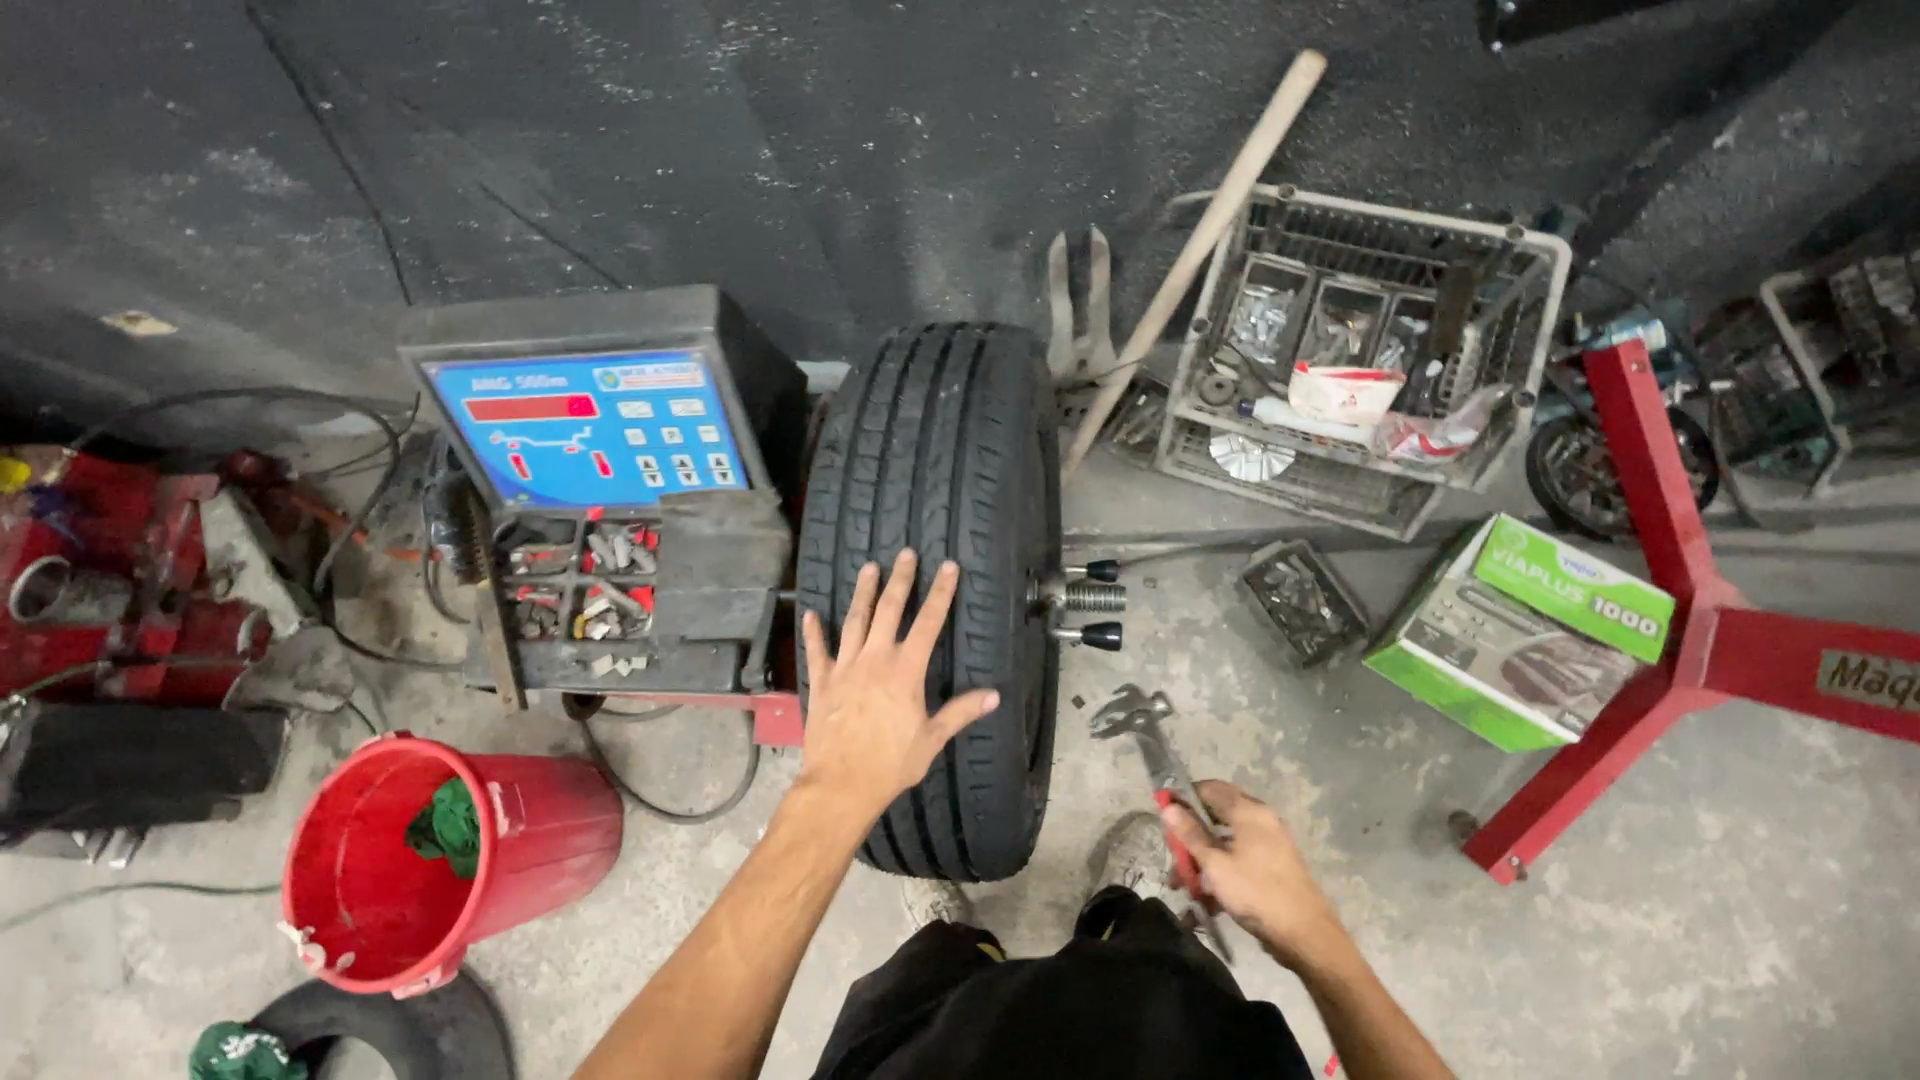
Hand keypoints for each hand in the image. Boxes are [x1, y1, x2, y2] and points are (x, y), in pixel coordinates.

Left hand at [798, 550, 1000, 824]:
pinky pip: (817, 651)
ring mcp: (844, 668)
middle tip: (905, 553)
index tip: (948, 567)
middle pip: (889, 610)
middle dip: (900, 580)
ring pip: (854, 621)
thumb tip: (993, 696)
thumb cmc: (890, 764)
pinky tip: (811, 614)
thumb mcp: (932, 739)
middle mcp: (874, 660)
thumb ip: (961, 712)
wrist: (840, 784)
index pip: (928, 622)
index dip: (940, 592)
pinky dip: (814, 632)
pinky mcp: (822, 683)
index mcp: (905, 671)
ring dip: (863, 593)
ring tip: (869, 568)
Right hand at [1162, 779, 1347, 971]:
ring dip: (1203, 859)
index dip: (1184, 797)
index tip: (1163, 814)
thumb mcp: (1215, 865)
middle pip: (1216, 816)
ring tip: (1184, 885)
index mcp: (1249, 812)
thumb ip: (1190, 835)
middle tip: (1173, 857)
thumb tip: (1168, 807)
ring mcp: (1270, 843)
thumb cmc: (1257, 893)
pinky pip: (1240, 858)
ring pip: (1226, 842)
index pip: (1210, 788)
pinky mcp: (1274, 865)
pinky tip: (1208, 897)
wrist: (1306, 936)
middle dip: (1191, 836)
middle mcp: (1261, 820)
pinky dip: (1221, 871)